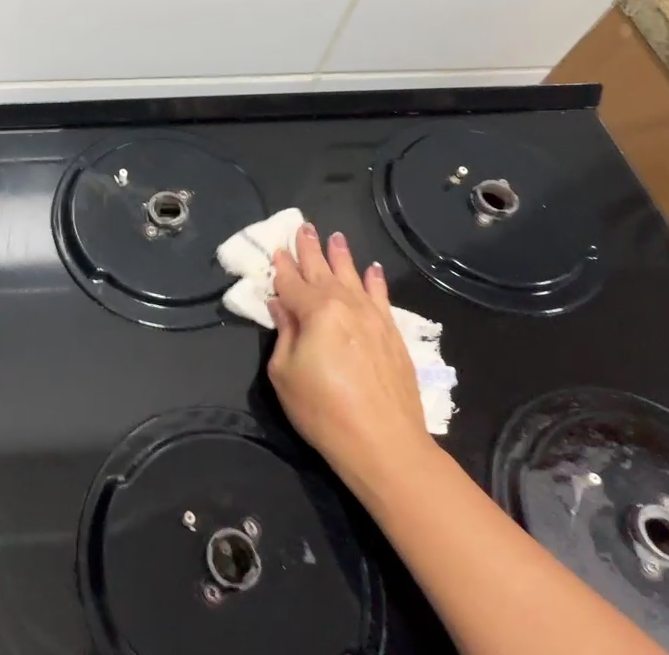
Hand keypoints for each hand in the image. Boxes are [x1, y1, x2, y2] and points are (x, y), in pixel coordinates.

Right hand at [266, 223, 435, 497]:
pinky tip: (372, 269)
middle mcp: (345, 305)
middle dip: (310, 249)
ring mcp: (373, 318)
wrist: (384, 442)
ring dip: (341, 256)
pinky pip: (382, 297)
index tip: (276, 248)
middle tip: (303, 226)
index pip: (291, 283)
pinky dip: (375, 281)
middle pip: (322, 272)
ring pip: (353, 278)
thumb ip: (284, 334)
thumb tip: (282, 305)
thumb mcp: (285, 373)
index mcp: (315, 312)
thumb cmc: (323, 410)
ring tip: (335, 236)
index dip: (281, 267)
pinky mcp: (392, 334)